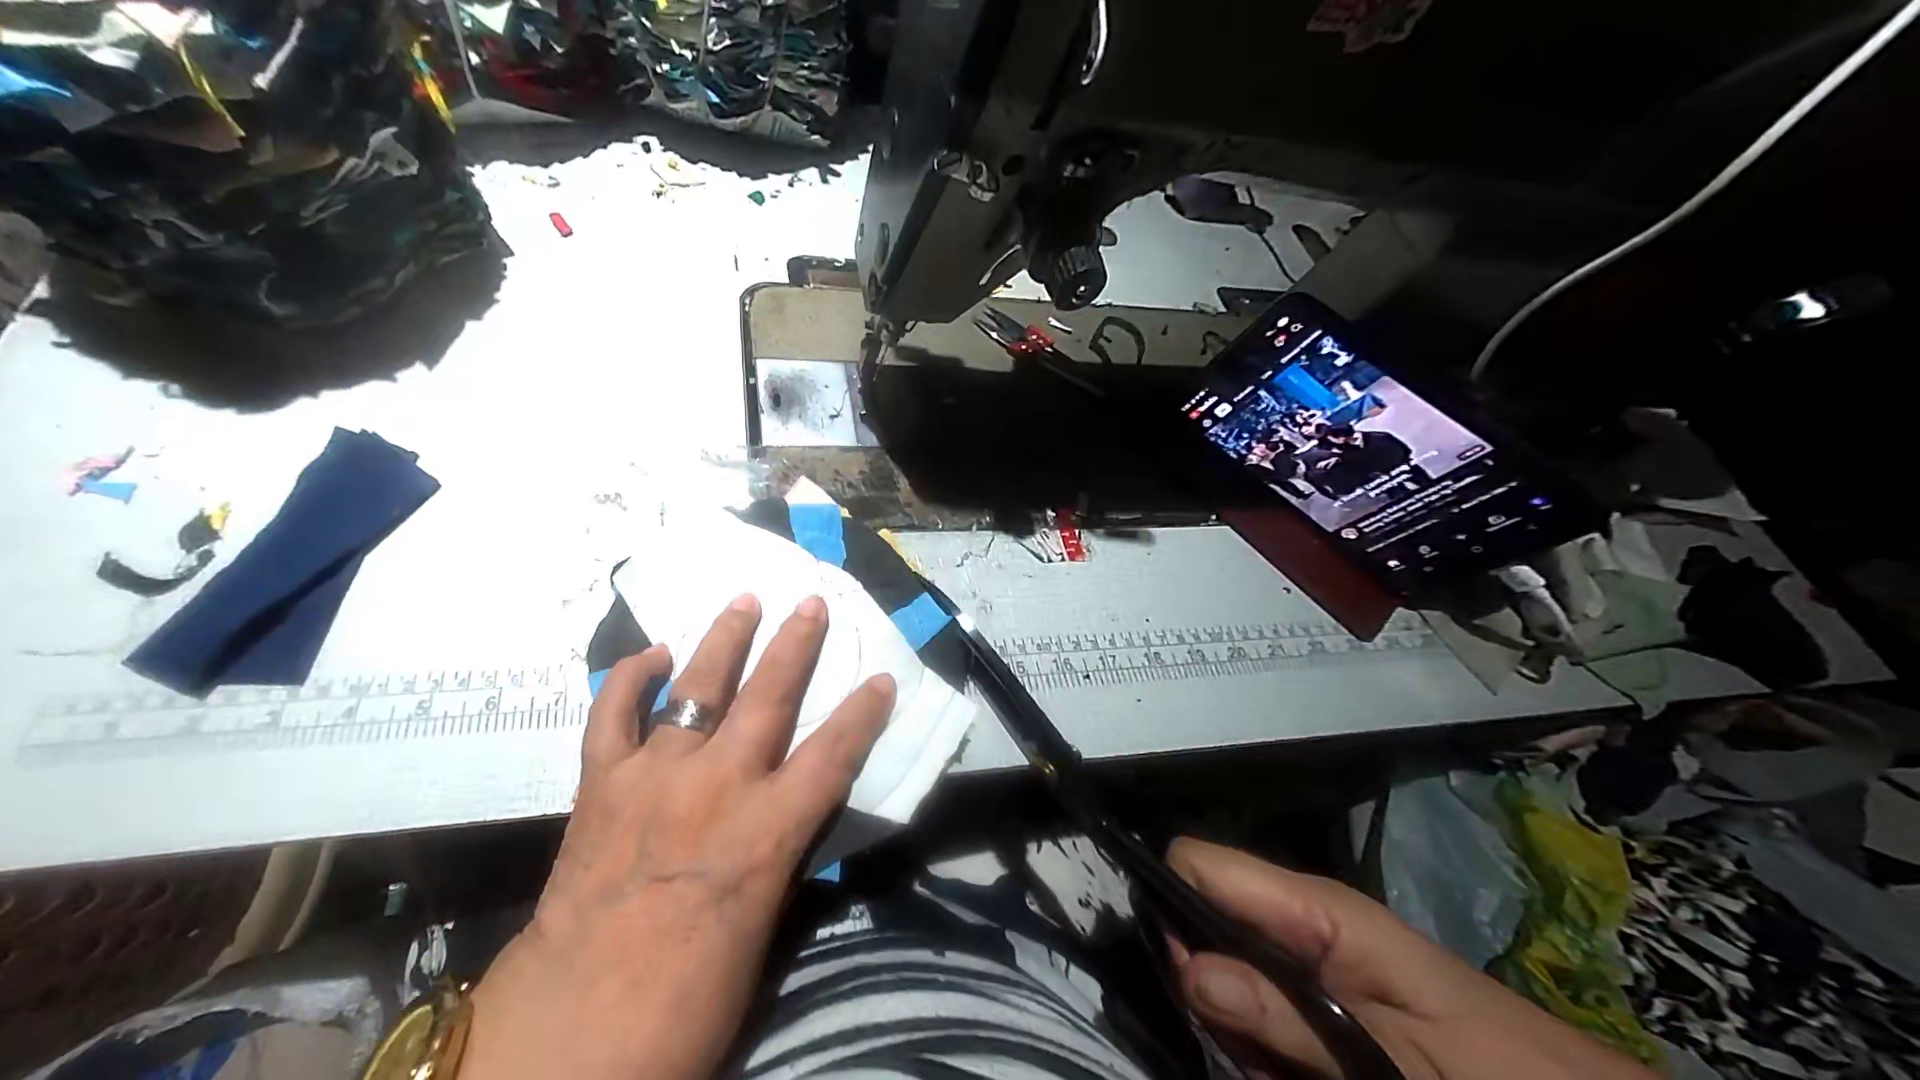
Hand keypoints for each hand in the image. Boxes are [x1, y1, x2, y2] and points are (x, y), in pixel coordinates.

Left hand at [462, 594, 896, 1079]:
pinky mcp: (600, 786)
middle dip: (796, 646)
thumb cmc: (687, 1000)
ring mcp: (653, 778)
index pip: (832, 756)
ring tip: (744, 601)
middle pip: (769, 698)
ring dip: (724, 641)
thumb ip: (780, 855)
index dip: (863, 714)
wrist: (570, 1033)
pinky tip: (653, 654)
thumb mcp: (764, 927)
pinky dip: (630, 679)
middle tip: (813, 604)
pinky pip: (612, 717)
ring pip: (696, 689)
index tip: (882, 679)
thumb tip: (792, 817)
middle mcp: (715, 789)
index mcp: (765, 834)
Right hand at [1166, 838, 1657, 1079]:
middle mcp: (1298, 919)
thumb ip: (1289, 1013)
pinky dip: (1254, 1042)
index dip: (1168, 903)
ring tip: (1270, 1071)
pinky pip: (1254, 1002)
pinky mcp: (1318, 991)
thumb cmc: (1496, 1075)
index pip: (1196, 862)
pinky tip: (1283, 1074)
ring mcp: (1307, 954)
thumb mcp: (1392, 1060)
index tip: (1172, 973)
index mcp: (1313, 909)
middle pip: (1198, 918)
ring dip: (1227, 1023)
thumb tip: (1188, 969)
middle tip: (1237, 1049)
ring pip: (1219, 968)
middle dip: (1196, 979)